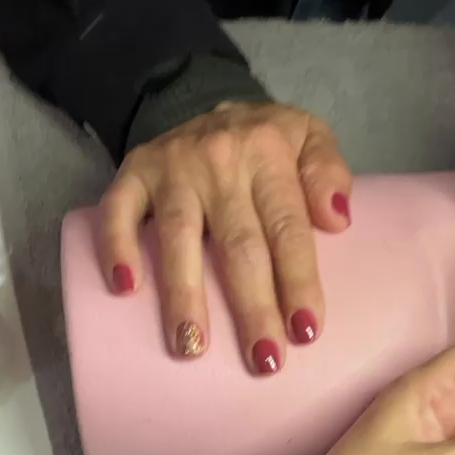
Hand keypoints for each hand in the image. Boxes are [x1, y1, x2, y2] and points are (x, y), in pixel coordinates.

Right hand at [98, 102, 350, 372]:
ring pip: (178, 237)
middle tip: (263, 361)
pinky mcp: (133, 172)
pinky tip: (124, 288)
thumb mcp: (309, 137)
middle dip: (252, 307)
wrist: (198, 94)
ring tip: (192, 348)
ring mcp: (172, 167)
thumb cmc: (262, 142)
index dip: (297, 281)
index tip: (305, 332)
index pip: (288, 228)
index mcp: (269, 154)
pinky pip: (118, 211)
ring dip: (184, 295)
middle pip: (239, 244)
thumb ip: (329, 172)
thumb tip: (338, 219)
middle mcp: (220, 160)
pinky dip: (117, 247)